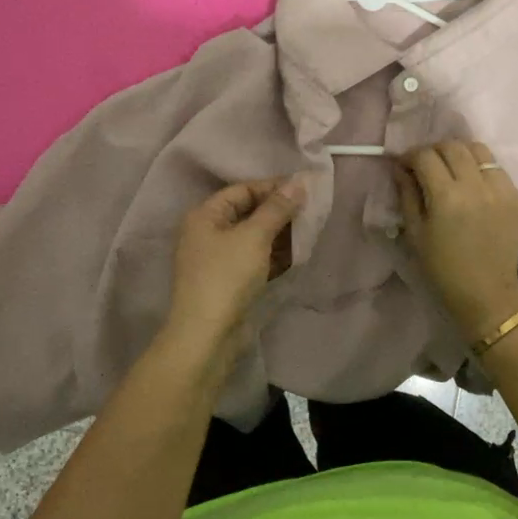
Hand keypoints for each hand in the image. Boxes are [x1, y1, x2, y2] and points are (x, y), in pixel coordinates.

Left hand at [164, 177, 306, 354]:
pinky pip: (256, 258)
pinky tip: (298, 254)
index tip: (305, 189)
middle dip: (280, 211)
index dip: (273, 187)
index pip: (243, 190)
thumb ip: (277, 208)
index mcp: (205, 216)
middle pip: (249, 212)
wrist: (207, 335)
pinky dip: (275, 255)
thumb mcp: (255, 237)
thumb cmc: (227, 277)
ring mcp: (219, 259)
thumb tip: (299, 182)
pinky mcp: (231, 280)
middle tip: (312, 210)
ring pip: (255, 237)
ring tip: (310, 231)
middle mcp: (209, 233)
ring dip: (281, 233)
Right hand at [393, 140, 517, 338]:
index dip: (410, 156)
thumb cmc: (443, 269)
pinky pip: (496, 166)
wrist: (486, 294)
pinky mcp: (515, 195)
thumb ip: (407, 195)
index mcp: (447, 197)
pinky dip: (480, 166)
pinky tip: (472, 181)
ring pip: (478, 149)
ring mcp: (499, 188)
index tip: (403, 165)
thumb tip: (400, 168)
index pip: (425, 157)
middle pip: (452, 146)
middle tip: (425, 165)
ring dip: (459, 152)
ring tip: (451, 167)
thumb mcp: (416, 234)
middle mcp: (475, 185)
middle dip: (433, 150)